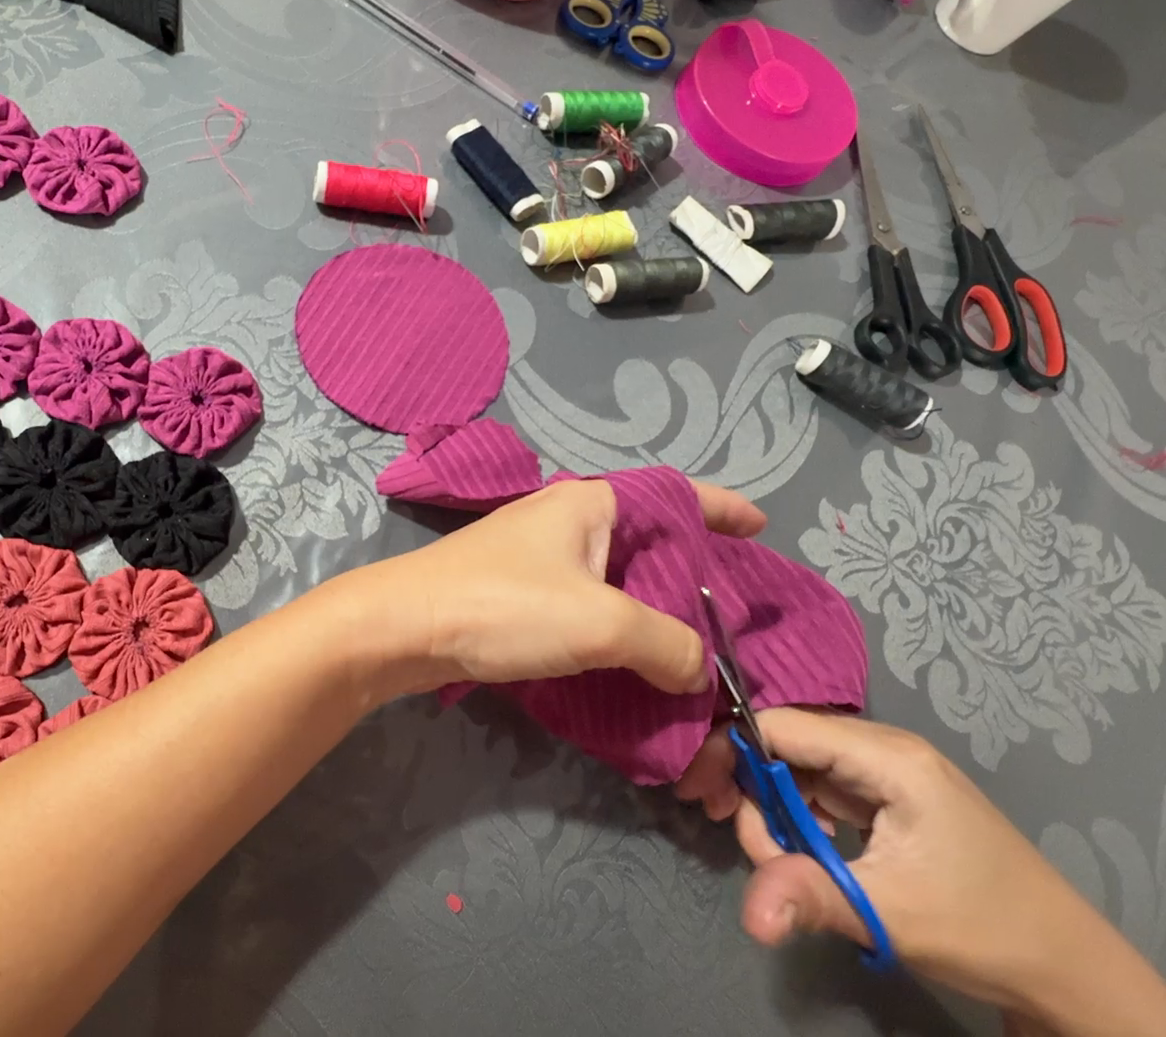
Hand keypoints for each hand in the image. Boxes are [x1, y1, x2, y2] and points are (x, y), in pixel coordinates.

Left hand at [335, 477, 765, 697]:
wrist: (402, 629)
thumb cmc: (503, 606)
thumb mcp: (602, 623)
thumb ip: (667, 644)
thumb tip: (701, 671)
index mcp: (592, 504)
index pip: (676, 494)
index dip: (723, 509)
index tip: (763, 528)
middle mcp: (566, 521)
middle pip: (649, 541)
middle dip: (693, 574)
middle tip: (736, 613)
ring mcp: (538, 558)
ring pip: (616, 579)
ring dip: (654, 611)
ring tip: (695, 646)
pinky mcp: (516, 595)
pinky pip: (586, 606)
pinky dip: (617, 631)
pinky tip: (635, 662)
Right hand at [707, 710, 1165, 1035]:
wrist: (1070, 970)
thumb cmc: (986, 928)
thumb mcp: (890, 912)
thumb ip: (809, 897)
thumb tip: (748, 915)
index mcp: (889, 758)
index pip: (781, 727)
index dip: (729, 751)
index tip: (697, 794)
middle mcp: (885, 751)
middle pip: (786, 746)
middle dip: (752, 793)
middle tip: (752, 848)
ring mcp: (889, 774)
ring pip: (799, 771)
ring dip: (775, 813)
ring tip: (784, 864)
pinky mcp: (889, 800)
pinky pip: (821, 792)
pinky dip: (799, 820)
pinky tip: (805, 855)